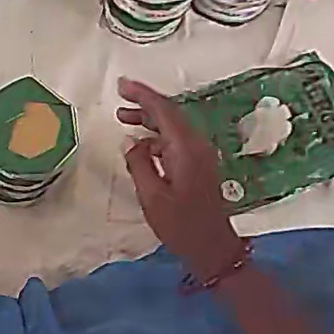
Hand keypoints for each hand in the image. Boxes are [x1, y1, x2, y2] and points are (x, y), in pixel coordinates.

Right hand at [117, 77, 243, 278]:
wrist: (213, 248)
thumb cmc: (181, 225)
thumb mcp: (152, 196)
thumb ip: (138, 164)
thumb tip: (129, 140)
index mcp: (186, 149)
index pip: (163, 111)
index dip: (142, 94)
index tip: (121, 85)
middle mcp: (196, 146)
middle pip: (170, 114)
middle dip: (144, 103)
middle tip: (120, 95)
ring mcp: (200, 155)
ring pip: (173, 127)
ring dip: (149, 119)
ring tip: (124, 118)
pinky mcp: (199, 166)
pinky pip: (176, 141)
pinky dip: (157, 136)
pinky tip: (140, 146)